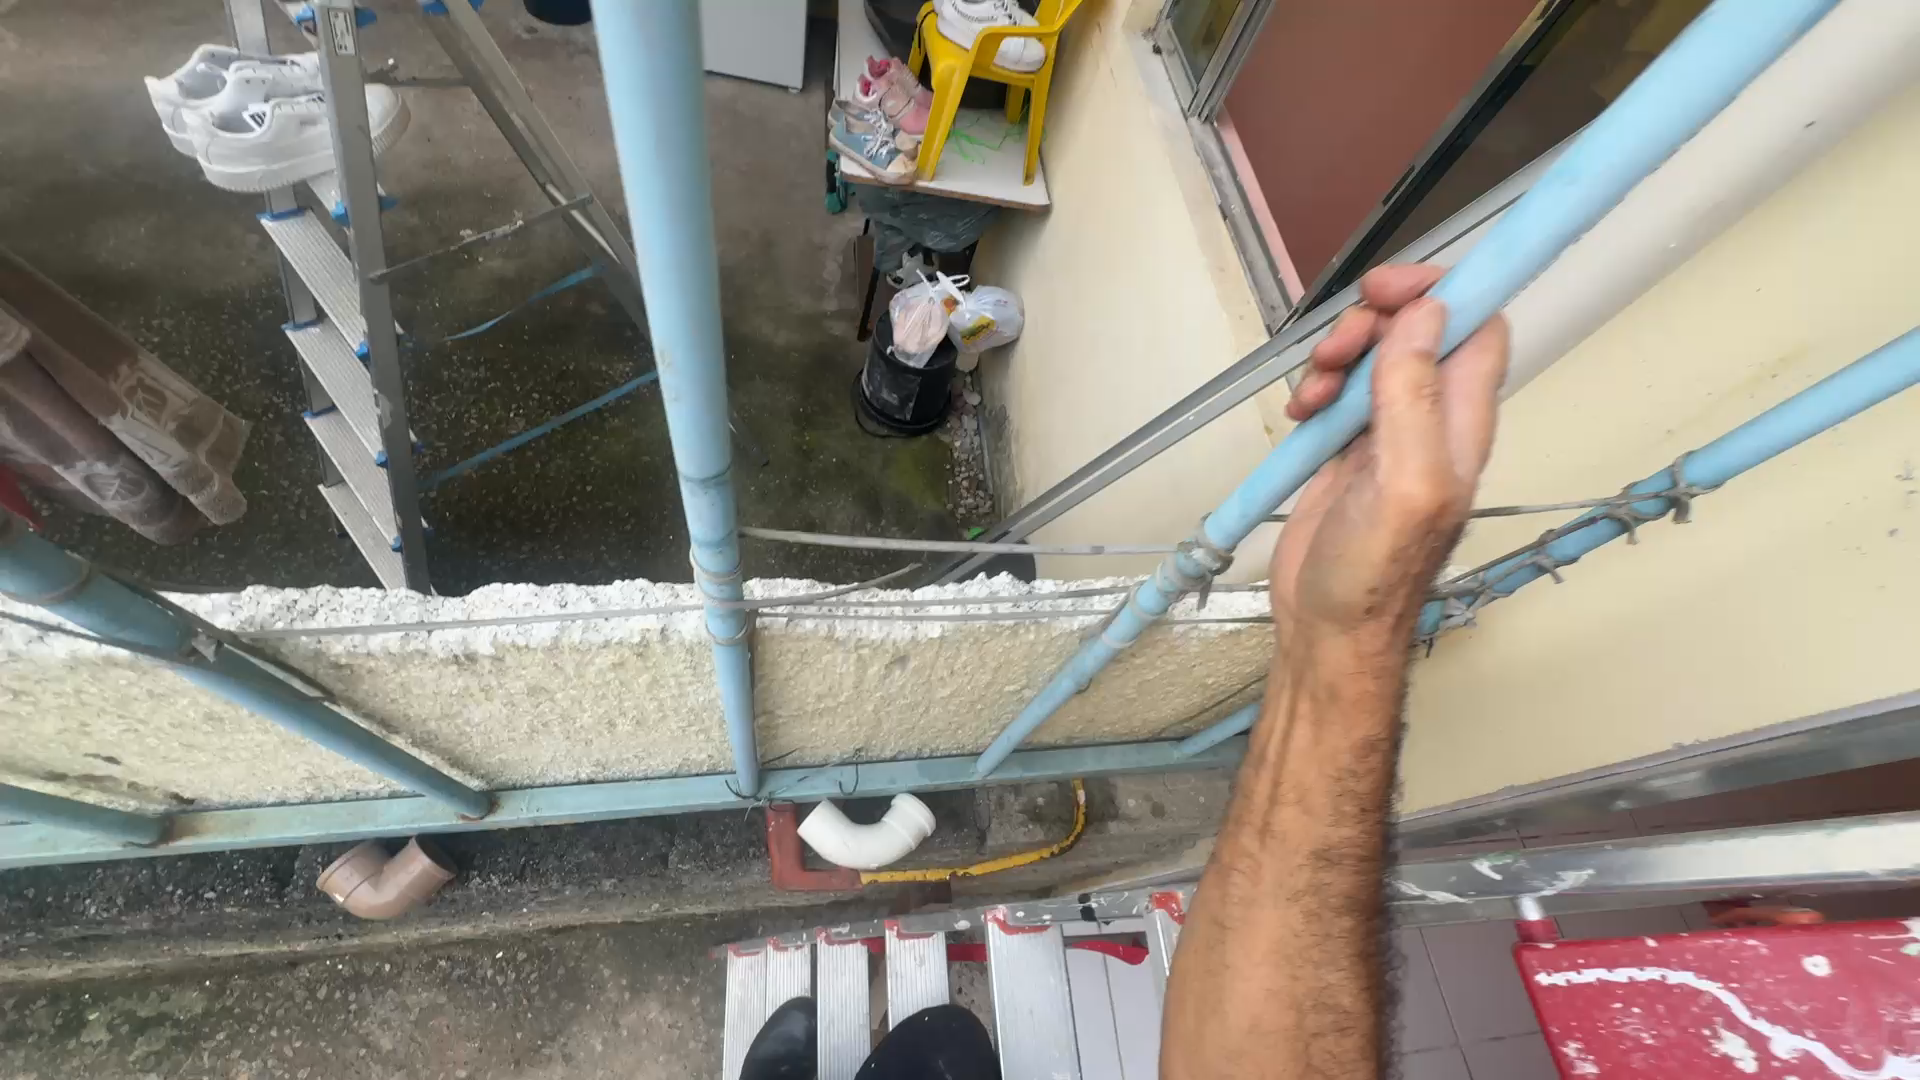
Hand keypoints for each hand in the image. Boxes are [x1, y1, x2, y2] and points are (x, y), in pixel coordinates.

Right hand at [1269, 265, 1509, 655]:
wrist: (1327, 624)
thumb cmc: (1372, 571)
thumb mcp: (1403, 485)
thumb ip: (1414, 401)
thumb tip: (1425, 315)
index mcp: (1459, 423)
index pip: (1476, 328)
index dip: (1443, 292)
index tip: (1386, 289)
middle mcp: (1427, 421)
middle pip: (1415, 334)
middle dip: (1371, 325)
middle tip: (1334, 352)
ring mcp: (1382, 436)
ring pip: (1370, 360)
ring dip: (1335, 359)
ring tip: (1308, 398)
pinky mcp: (1342, 453)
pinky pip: (1335, 397)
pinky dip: (1314, 391)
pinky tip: (1297, 413)